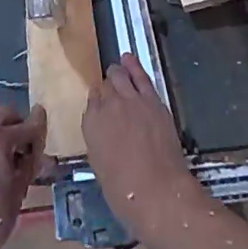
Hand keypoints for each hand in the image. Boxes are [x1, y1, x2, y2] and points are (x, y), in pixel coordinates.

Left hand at [0, 104, 49, 248]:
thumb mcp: (21, 187)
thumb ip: (31, 158)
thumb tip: (38, 144)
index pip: (28, 124)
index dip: (40, 133)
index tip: (45, 142)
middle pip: (5, 115)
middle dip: (19, 126)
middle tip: (27, 150)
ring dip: (2, 135)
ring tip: (9, 162)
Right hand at [82, 54, 205, 239]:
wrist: (157, 190)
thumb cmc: (124, 190)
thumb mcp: (101, 165)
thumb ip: (100, 141)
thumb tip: (106, 133)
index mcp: (91, 124)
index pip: (91, 103)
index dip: (97, 103)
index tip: (101, 106)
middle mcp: (107, 106)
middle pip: (105, 87)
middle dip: (107, 86)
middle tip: (110, 88)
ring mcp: (131, 100)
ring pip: (120, 77)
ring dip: (118, 73)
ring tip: (117, 68)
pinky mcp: (153, 100)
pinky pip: (141, 77)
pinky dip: (135, 66)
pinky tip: (129, 58)